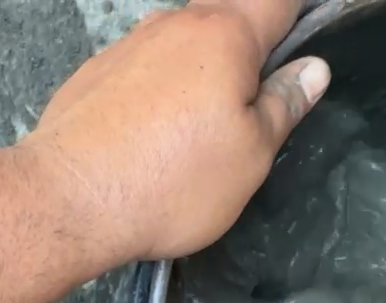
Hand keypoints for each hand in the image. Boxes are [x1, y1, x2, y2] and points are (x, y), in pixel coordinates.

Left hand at [22, 0, 330, 262]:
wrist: (72, 200)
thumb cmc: (174, 182)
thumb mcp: (249, 158)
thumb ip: (282, 108)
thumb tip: (313, 70)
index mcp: (225, 36)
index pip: (277, 2)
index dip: (297, 21)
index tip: (296, 62)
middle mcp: (175, 24)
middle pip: (226, 21)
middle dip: (245, 55)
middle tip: (245, 113)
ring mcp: (128, 45)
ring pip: (180, 48)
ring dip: (197, 78)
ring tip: (194, 136)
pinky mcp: (95, 75)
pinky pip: (143, 73)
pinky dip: (158, 96)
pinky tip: (150, 140)